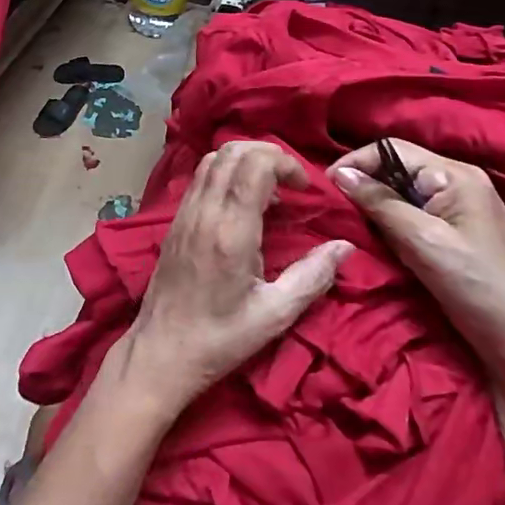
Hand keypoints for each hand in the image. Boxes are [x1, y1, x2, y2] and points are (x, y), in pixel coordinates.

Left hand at [117, 141, 353, 414]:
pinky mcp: (174, 221)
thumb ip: (313, 276)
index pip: (255, 164)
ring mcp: (184, 213)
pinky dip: (226, 173)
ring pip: (213, 158)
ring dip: (246, 160)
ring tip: (269, 191)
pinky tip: (242, 204)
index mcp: (231, 231)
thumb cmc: (220, 339)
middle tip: (290, 183)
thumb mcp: (275, 315)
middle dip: (268, 154)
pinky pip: (201, 176)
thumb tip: (345, 246)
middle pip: (233, 150)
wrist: (159, 354)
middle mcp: (204, 212)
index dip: (285, 163)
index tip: (303, 190)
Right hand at [329, 140, 504, 385]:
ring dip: (374, 209)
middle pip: (396, 169)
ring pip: (400, 195)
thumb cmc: (477, 287)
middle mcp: (457, 183)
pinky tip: (376, 243)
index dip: (356, 163)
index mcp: (455, 175)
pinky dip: (390, 227)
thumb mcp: (423, 241)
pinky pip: (411, 217)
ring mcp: (457, 210)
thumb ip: (380, 203)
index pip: (392, 149)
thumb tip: (339, 174)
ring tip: (349, 228)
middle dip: (363, 186)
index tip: (326, 189)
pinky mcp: (454, 235)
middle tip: (334, 211)